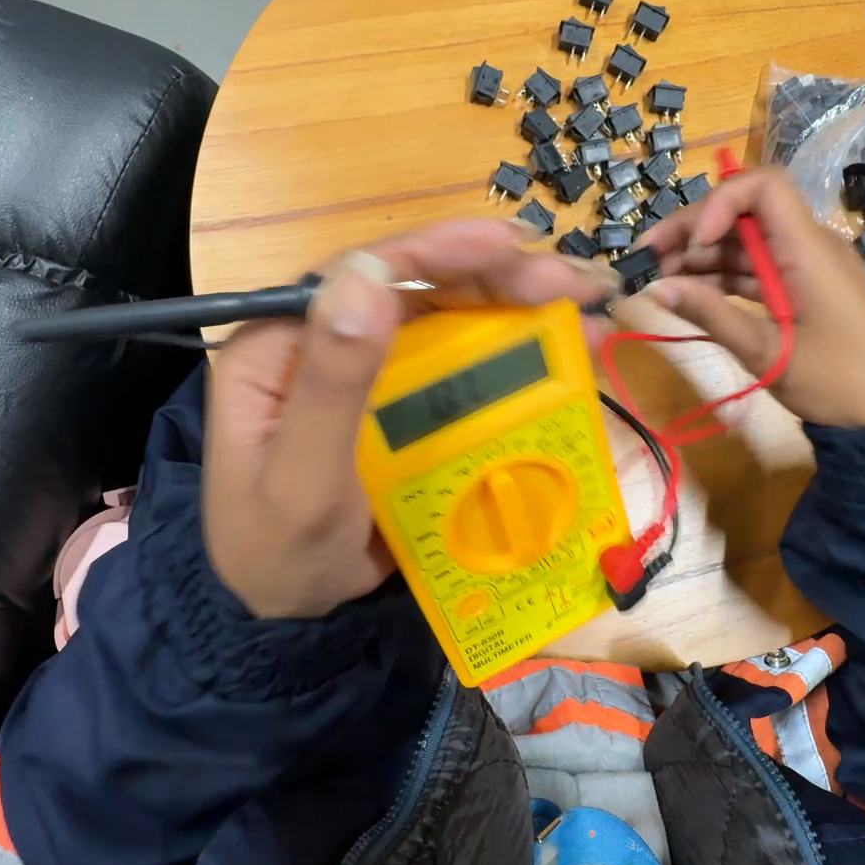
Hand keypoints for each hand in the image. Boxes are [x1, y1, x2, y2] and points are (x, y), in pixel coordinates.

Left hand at [203, 220, 617, 618]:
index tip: (507, 244)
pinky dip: (516, 355)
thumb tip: (366, 272)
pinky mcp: (405, 403)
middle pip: (419, 288)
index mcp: (281, 342)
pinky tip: (563, 351)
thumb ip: (331, 381)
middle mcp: (329, 341)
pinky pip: (464, 366)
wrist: (294, 620)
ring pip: (450, 320)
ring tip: (585, 310)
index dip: (438, 250)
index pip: (362, 274)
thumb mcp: (302, 478)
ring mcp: (372, 372)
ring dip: (518, 308)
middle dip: (496, 278)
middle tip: (570, 284)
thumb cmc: (280, 555)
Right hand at [633, 166, 864, 429]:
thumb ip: (710, 315)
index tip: (691, 243)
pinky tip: (692, 295)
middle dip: (694, 231)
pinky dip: (724, 279)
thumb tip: (656, 289)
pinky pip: (759, 269)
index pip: (763, 187)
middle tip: (648, 260)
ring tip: (660, 282)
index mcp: (807, 250)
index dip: (719, 203)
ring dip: (703, 258)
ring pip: (747, 244)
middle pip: (745, 215)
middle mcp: (808, 247)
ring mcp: (808, 268)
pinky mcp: (806, 290)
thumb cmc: (839, 383)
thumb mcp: (767, 352)